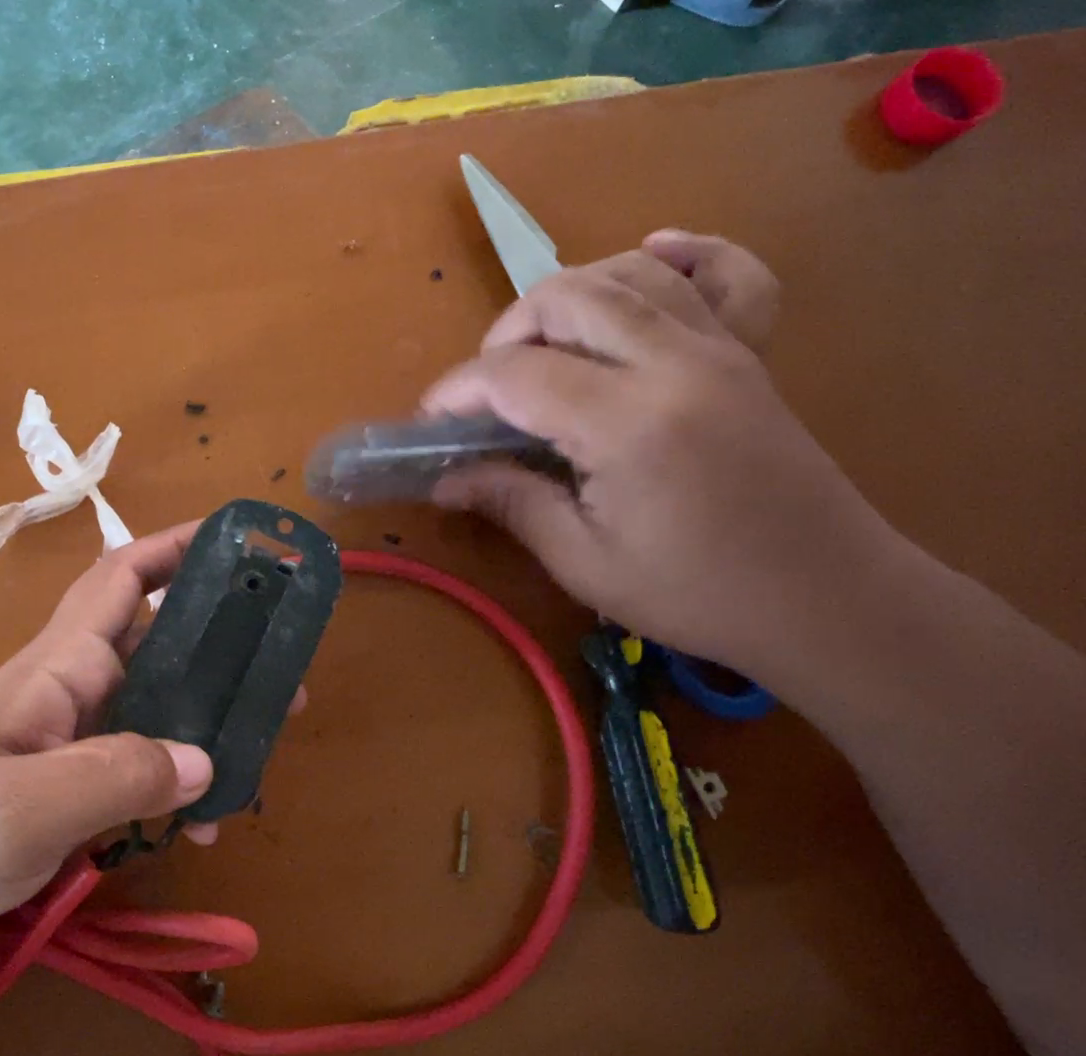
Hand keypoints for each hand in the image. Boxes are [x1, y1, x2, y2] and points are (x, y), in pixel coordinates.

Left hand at [0, 522, 226, 961]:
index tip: (240, 544)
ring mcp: (66, 746)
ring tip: (258, 764)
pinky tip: (201, 826)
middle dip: (219, 654)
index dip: (173, 550)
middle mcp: (66, 694)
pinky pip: (137, 774)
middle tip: (285, 682)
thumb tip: (207, 758)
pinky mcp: (67, 795)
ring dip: (206, 731)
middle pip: (154, 649)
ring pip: (154, 714)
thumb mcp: (25, 805)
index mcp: (53, 670)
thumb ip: (116, 775)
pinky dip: (175, 789)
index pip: (118, 583)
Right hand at [422, 231, 897, 672]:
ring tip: (542, 346)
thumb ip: (511, 502)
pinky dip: (683, 255)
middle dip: (506, 332)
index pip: (516, 374)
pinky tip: (652, 256)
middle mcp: (674, 364)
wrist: (828, 598)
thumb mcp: (584, 561)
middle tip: (488, 391)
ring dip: (569, 295)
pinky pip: (726, 273)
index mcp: (628, 423)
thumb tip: (444, 479)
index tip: (430, 422)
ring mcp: (722, 349)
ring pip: (630, 273)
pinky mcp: (752, 353)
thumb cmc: (696, 593)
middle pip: (568, 297)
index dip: (458, 391)